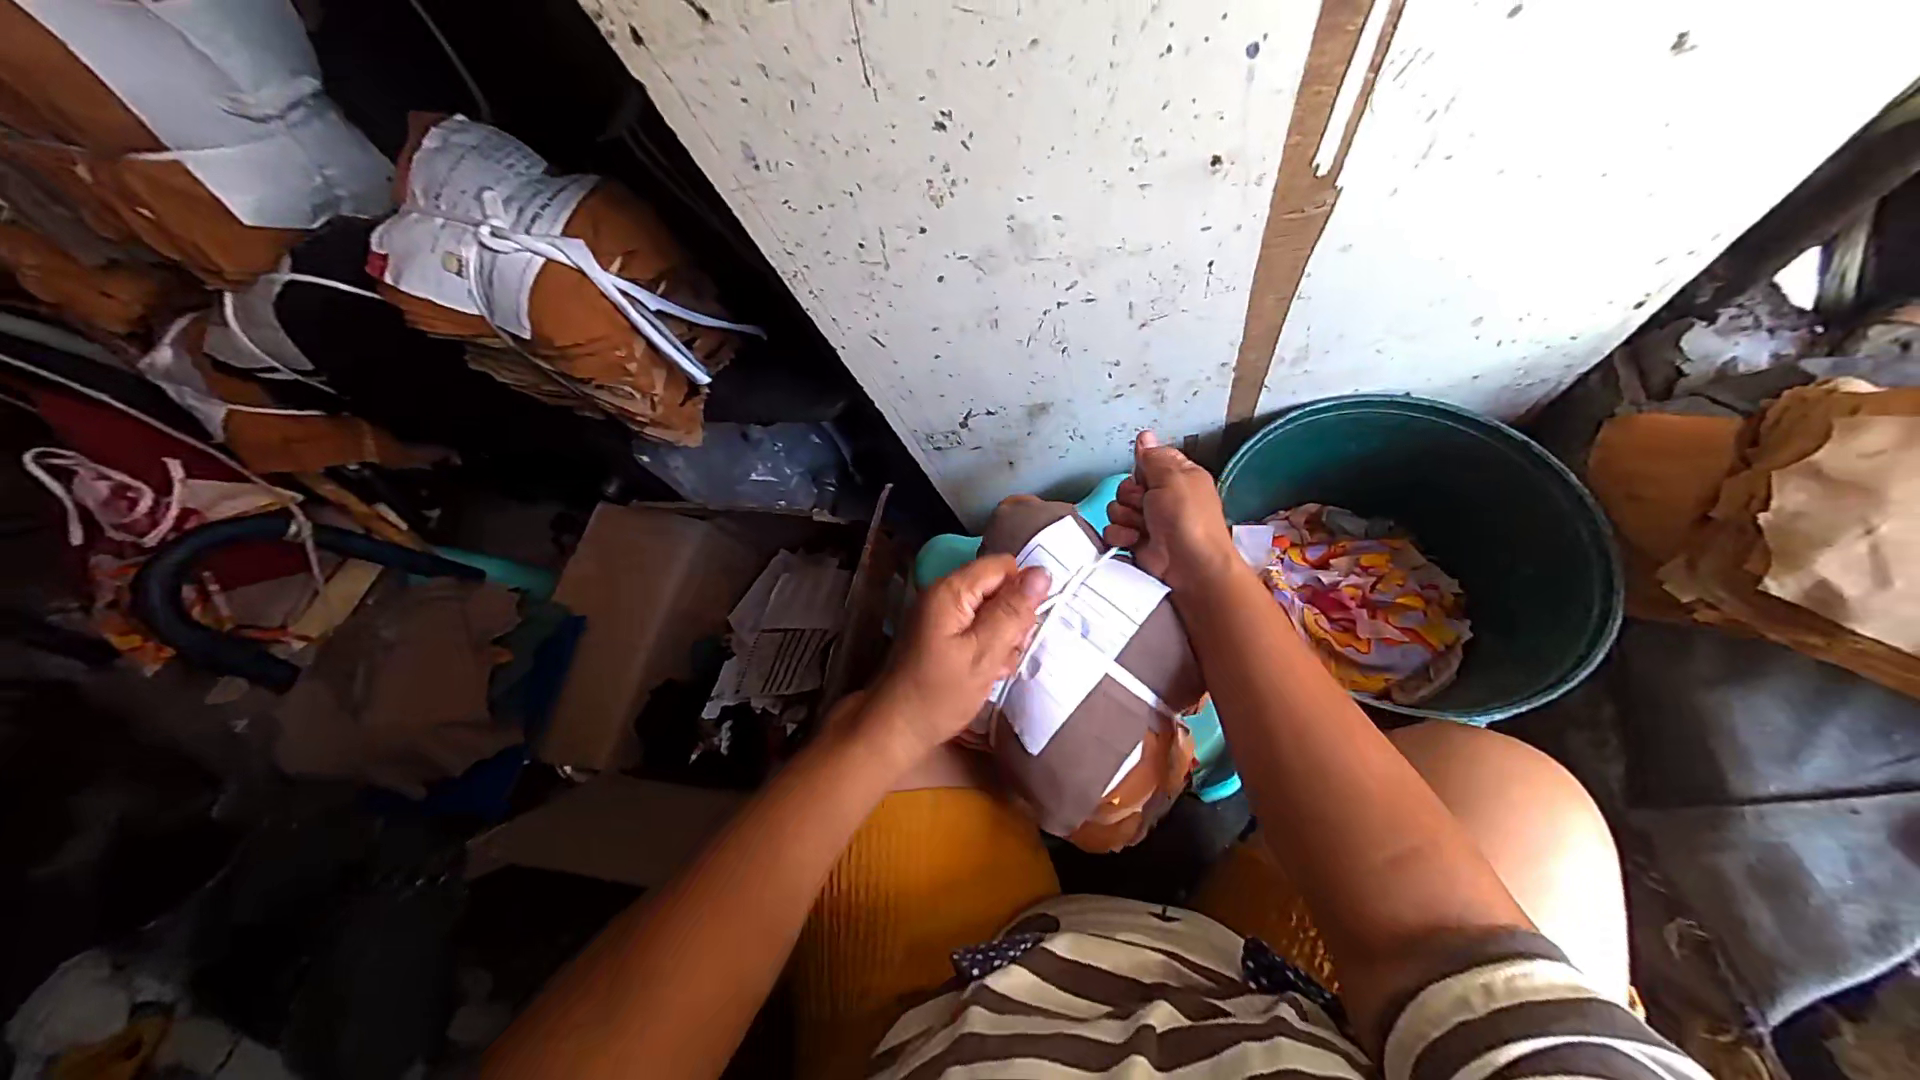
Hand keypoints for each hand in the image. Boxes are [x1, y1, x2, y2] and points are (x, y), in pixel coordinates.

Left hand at [861, 555, 1050, 763]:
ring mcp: (942, 615)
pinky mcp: (943, 634)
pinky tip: (987, 671)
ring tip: (995, 667)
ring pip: (992, 610)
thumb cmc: (938, 694)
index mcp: (951, 590)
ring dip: (1004, 638)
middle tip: (1006, 653)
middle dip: (1013, 619)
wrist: (896, 729)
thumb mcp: (984, 653)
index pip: (1003, 566)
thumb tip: (1042, 573)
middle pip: (998, 587)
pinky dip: (989, 648)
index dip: (1022, 592)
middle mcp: (944, 594)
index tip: (1024, 627)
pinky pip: (979, 628)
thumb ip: (1013, 612)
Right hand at [1105, 430, 1239, 590]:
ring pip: (1116, 508)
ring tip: (1143, 527)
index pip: (1147, 462)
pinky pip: (1113, 530)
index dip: (1143, 470)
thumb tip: (1145, 436)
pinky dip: (1121, 536)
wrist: (1189, 566)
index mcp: (1177, 477)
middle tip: (1147, 506)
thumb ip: (1154, 456)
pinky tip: (1135, 540)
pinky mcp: (1135, 541)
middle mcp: (1162, 497)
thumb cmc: (1188, 520)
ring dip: (1126, 518)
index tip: (1149, 479)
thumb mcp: (1173, 478)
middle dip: (1131, 496)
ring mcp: (1148, 521)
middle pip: (1126, 485)